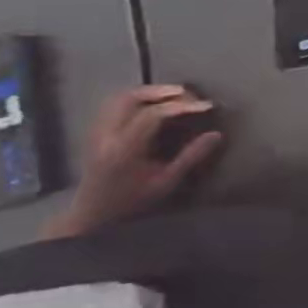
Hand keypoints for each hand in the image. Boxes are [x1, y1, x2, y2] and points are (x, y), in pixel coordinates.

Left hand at [44, 85, 221, 238]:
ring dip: (148, 92)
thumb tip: (216, 134)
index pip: (152, 115)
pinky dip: (135, 98)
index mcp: (124, 149)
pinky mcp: (95, 133)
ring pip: (119, 98)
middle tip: (189, 94)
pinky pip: (113, 105)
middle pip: (130, 98)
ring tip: (173, 95)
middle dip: (162, 91)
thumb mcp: (166, 182)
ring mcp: (97, 132)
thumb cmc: (132, 202)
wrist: (91, 215)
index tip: (206, 105)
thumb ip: (190, 157)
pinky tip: (152, 104)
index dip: (182, 106)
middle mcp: (106, 136)